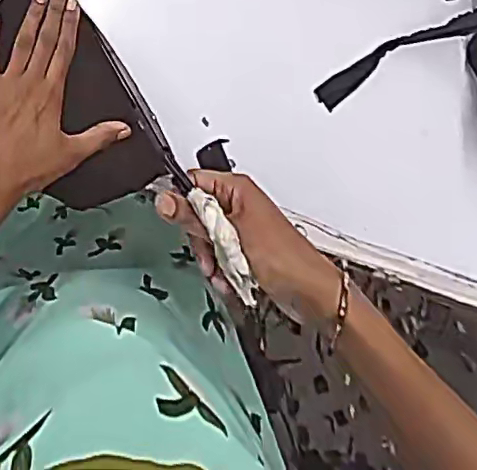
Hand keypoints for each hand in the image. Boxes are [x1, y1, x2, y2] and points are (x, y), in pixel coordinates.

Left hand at [0, 0, 131, 209]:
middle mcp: (29, 83)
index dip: (70, 26)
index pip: (64, 51)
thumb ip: (98, 138)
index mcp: (50, 95)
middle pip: (45, 39)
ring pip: (22, 41)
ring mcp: (6, 82)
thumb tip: (121, 129)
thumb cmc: (23, 168)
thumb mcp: (69, 154)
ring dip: (30, 17)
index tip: (73, 7)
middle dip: (54, 12)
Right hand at [158, 170, 343, 324]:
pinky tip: (228, 279)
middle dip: (199, 239)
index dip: (181, 201)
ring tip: (223, 271)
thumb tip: (165, 199)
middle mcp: (238, 204)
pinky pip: (218, 255)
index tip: (177, 220)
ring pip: (206, 237)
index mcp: (236, 188)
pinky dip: (220, 269)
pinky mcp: (244, 249)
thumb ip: (194, 217)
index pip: (193, 182)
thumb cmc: (285, 259)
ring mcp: (240, 227)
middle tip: (209, 251)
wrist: (312, 294)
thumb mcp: (230, 235)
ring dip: (210, 258)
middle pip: (196, 213)